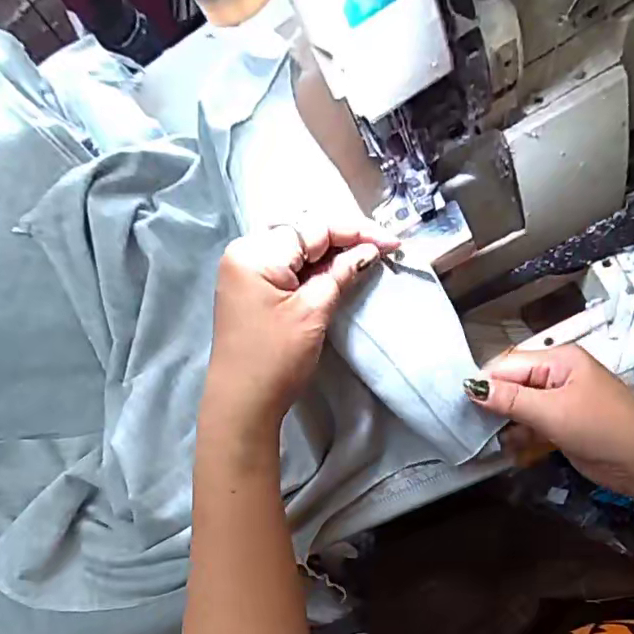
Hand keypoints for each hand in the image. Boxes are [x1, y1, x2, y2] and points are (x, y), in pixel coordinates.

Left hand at [202, 219, 398, 442]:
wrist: (242, 404)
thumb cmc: (276, 360)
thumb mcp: (312, 313)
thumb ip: (339, 275)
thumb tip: (367, 251)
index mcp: (255, 252)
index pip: (313, 228)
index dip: (356, 232)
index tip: (391, 243)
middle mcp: (244, 252)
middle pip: (302, 232)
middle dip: (342, 237)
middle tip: (379, 248)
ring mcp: (244, 272)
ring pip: (294, 248)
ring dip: (329, 252)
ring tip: (363, 257)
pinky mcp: (249, 291)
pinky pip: (285, 267)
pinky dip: (311, 268)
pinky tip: (335, 272)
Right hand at [466, 343, 633, 495]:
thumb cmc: (601, 428)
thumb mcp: (552, 411)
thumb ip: (510, 399)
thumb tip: (471, 387)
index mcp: (558, 359)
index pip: (508, 364)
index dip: (484, 382)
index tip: (460, 405)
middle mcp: (556, 375)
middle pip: (511, 384)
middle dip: (492, 404)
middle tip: (470, 426)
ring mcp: (559, 401)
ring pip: (518, 407)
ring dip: (504, 424)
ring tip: (488, 441)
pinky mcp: (560, 424)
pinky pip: (529, 425)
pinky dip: (518, 437)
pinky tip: (509, 450)